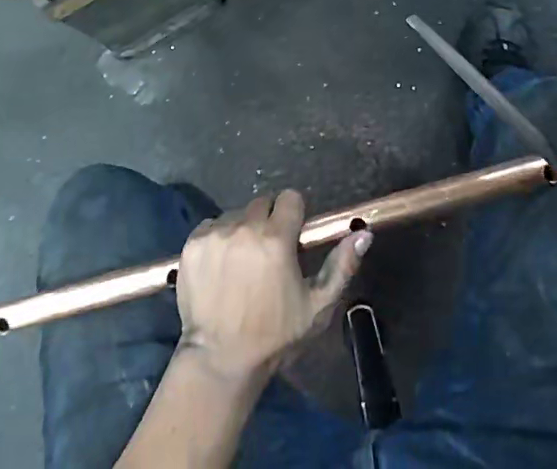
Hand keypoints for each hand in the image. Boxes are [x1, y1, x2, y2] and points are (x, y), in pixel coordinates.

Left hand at [174, 190, 370, 383]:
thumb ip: (342, 265)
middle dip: (269, 221)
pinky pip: (211, 225)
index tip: (293, 236)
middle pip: (263, 203)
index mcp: (276, 239)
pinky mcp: (192, 245)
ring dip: (244, 228)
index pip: (290, 198)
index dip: (295, 215)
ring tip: (244, 261)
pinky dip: (219, 237)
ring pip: (237, 214)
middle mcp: (244, 228)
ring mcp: (214, 235)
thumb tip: (364, 233)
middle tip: (269, 253)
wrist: (220, 359)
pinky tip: (222, 264)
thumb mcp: (317, 305)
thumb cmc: (275, 334)